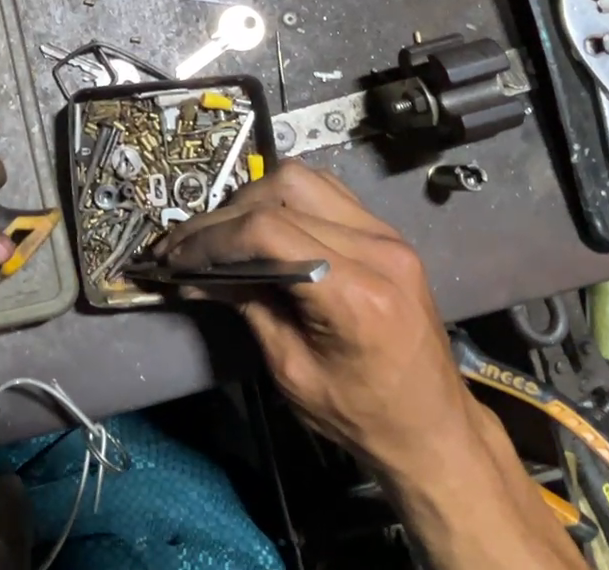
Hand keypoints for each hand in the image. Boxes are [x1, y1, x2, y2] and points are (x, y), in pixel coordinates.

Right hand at [153, 162, 475, 475]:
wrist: (434, 428)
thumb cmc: (362, 415)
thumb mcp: (290, 368)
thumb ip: (246, 306)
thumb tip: (192, 274)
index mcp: (356, 294)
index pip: (266, 232)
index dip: (210, 239)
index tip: (175, 258)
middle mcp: (377, 248)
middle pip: (278, 196)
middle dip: (220, 220)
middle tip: (184, 248)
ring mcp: (386, 233)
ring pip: (299, 180)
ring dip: (249, 200)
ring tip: (221, 235)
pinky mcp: (385, 232)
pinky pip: (323, 190)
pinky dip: (282, 199)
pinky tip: (260, 226)